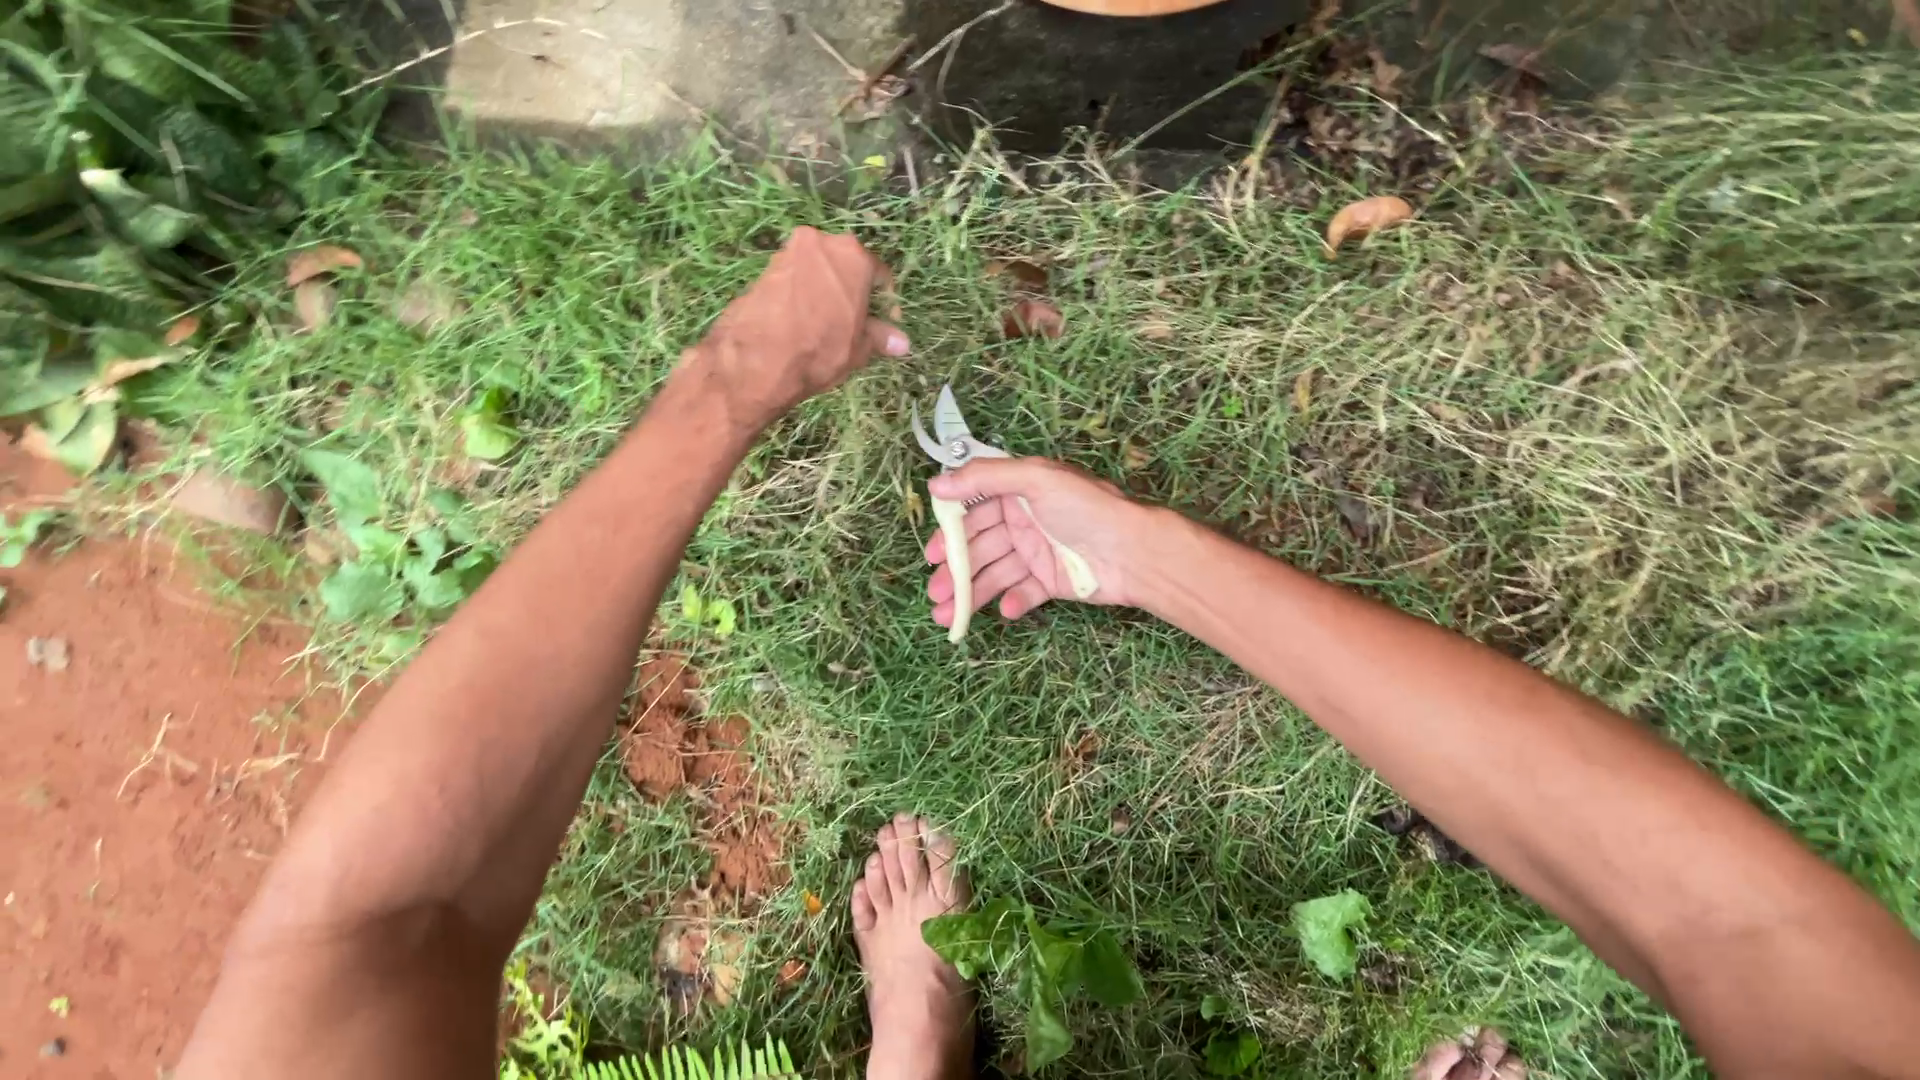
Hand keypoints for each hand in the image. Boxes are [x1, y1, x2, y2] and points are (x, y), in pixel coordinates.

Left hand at [685, 226, 907, 429]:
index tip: (883, 325)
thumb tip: (901, 343)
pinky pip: (793, 281)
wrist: (757, 361)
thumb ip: (880, 337)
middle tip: (854, 325)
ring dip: (825, 294)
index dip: (885, 303)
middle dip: (852, 293)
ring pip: (817, 272)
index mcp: (853, 255)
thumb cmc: (820, 350)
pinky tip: (799, 325)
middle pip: (845, 267)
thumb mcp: (858, 348)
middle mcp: (820, 243)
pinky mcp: (763, 270)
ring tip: (825, 327)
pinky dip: (801, 297)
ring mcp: (787, 254)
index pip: (879, 275)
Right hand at [923, 456, 1155, 627]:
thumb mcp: (1036, 478)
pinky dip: (1012, 601)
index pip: (974, 512)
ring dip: (972, 593)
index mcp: (1019, 492)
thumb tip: (936, 483)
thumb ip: (986, 477)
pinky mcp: (1051, 581)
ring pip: (995, 574)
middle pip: (980, 548)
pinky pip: (1023, 592)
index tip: (932, 555)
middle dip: (956, 572)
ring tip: (949, 616)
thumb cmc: (1086, 508)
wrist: (1135, 551)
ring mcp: (1037, 553)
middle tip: (935, 593)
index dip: (950, 534)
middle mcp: (1024, 522)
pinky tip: (1004, 610)